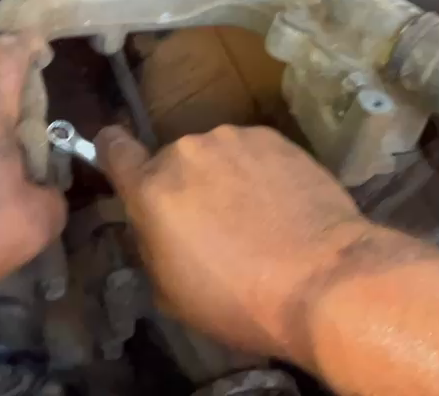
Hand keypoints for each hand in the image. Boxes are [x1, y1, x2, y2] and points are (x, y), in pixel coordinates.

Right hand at [96, 124, 371, 355]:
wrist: (326, 283)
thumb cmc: (242, 300)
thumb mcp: (173, 293)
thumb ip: (150, 245)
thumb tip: (153, 227)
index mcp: (151, 189)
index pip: (112, 147)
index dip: (113, 153)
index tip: (123, 164)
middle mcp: (183, 152)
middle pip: (173, 163)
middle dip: (187, 188)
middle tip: (216, 225)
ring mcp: (229, 139)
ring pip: (216, 156)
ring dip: (226, 178)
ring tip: (260, 218)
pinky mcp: (271, 137)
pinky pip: (254, 152)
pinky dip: (262, 173)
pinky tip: (285, 206)